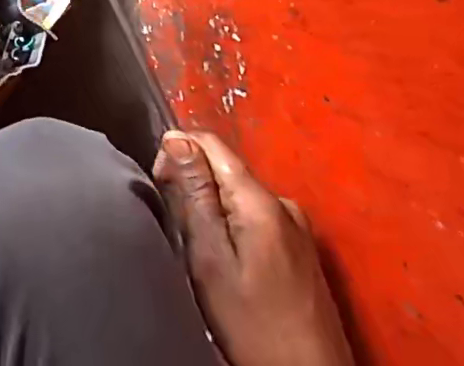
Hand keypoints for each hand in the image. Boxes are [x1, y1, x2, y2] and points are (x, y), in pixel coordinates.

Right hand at [152, 130, 353, 365]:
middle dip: (194, 186)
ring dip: (213, 210)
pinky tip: (229, 264)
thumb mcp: (211, 258)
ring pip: (238, 195)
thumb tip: (176, 138)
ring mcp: (298, 227)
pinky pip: (256, 218)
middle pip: (224, 169)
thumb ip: (194, 193)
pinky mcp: (302, 250)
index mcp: (261, 200)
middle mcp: (284, 203)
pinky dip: (234, 228)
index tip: (161, 185)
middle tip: (181, 230)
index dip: (177, 152)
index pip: (210, 143)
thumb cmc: (252, 325)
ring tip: (202, 252)